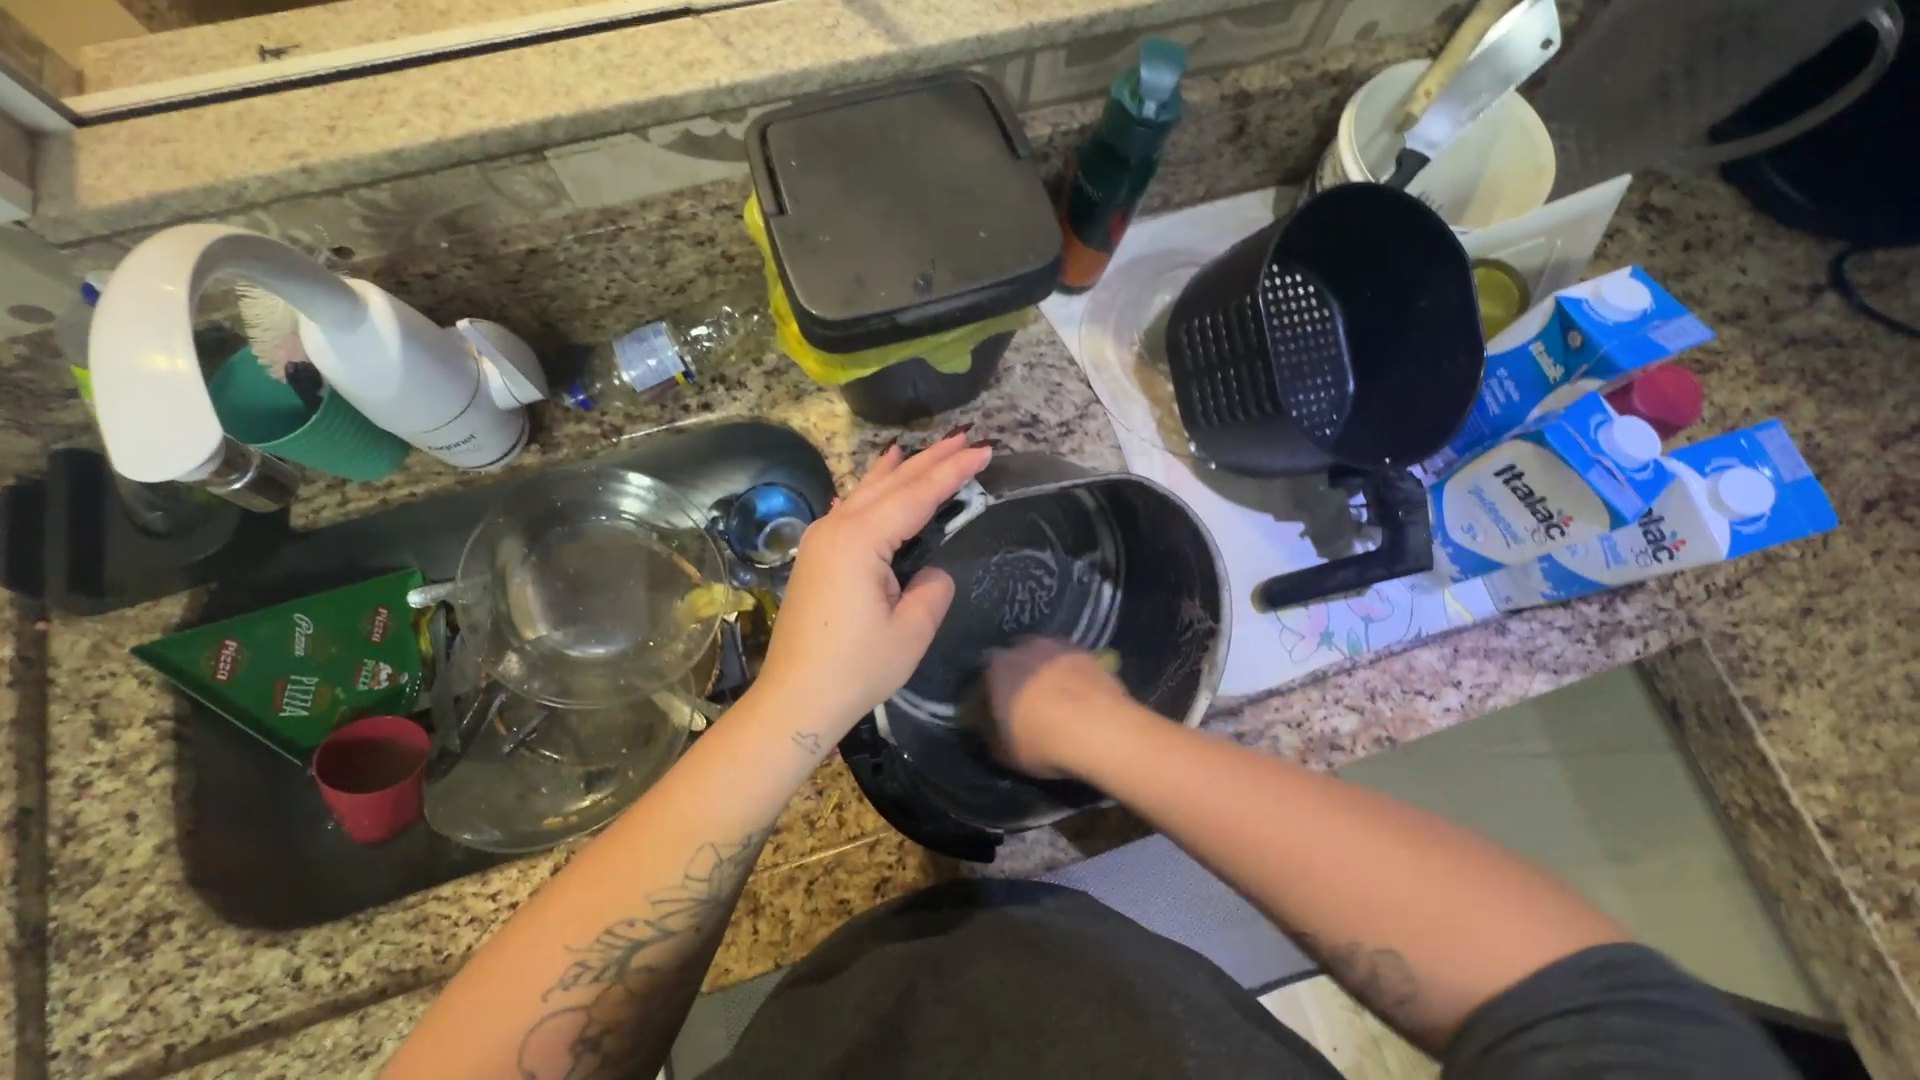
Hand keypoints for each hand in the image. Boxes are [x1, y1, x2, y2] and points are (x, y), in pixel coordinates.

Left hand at [754, 433, 993, 745]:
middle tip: (966, 438)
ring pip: (868, 491)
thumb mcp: (910, 631)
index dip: (953, 472)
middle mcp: (836, 528)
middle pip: (891, 484)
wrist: (795, 698)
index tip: (984, 450)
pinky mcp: (816, 556)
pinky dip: (873, 489)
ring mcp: (820, 540)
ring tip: (926, 446)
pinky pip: (851, 508)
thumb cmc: (855, 669)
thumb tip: (931, 573)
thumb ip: (932, 590)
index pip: (916, 495)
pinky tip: (878, 478)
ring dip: (901, 469)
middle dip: (930, 460)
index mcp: (860, 540)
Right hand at [984, 639, 1136, 778]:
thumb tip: (988, 727)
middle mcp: (1026, 648)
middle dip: (1018, 675)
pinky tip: (1080, 697)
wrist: (1100, 729)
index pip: (983, 674)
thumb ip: (990, 734)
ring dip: (1047, 672)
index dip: (988, 693)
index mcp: (997, 667)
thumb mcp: (1003, 751)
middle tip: (1025, 701)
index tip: (994, 710)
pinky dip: (1073, 676)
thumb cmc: (1041, 741)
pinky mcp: (1091, 655)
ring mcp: (1060, 647)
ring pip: (1047, 656)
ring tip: (1055, 697)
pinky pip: (1074, 664)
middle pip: (1016, 658)